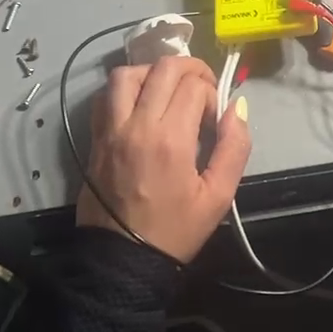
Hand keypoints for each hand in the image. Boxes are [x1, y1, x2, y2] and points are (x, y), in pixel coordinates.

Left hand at [77, 54, 251, 262]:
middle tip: (201, 89)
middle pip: (164, 68)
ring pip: (127, 73)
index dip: (211, 93)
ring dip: (152, 72)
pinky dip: (124, 88)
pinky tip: (140, 102)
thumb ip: (234, 148)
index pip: (194, 85)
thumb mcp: (217, 197)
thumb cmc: (173, 231)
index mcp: (170, 138)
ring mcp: (111, 129)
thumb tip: (236, 107)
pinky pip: (105, 95)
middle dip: (190, 69)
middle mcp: (137, 124)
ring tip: (167, 89)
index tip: (213, 118)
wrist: (120, 264)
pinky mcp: (95, 137)